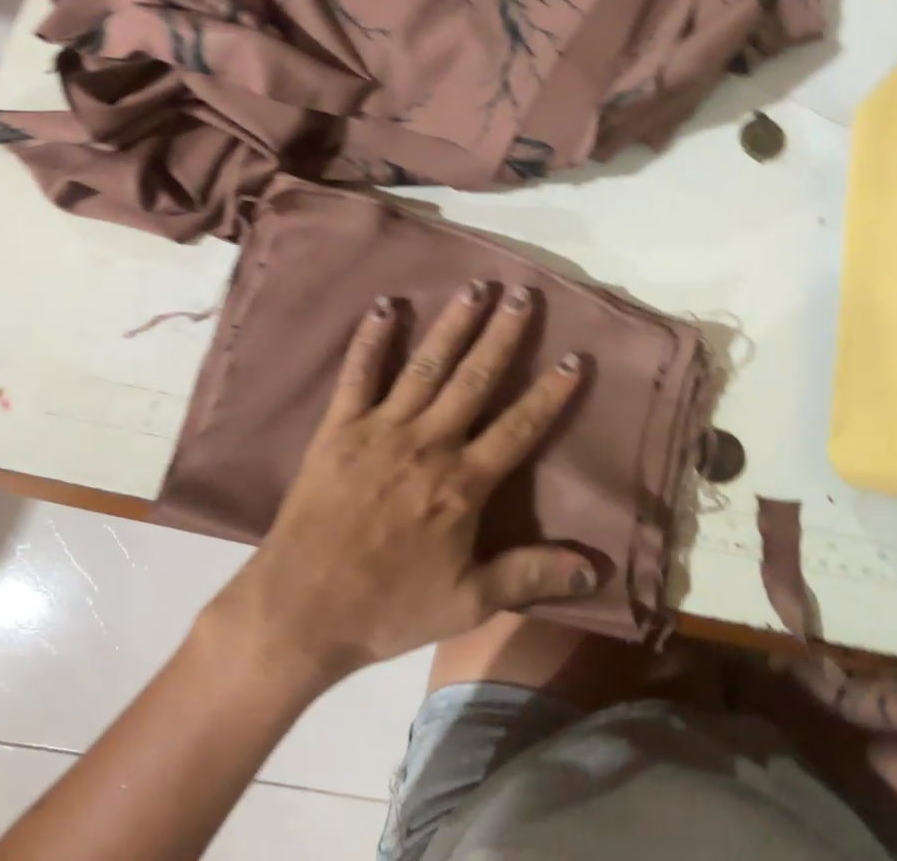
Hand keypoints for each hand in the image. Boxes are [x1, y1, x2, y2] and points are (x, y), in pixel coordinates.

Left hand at [220, 282, 597, 679]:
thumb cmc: (389, 608)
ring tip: (476, 286)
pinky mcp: (338, 430)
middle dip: (503, 335)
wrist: (300, 610)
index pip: (518, 427)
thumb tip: (596, 570)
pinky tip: (385, 306)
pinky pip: (358, 375)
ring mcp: (380, 431)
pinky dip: (371, 339)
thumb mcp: (468, 602)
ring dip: (452, 324)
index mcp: (462, 484)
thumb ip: (531, 575)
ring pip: (426, 366)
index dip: (550, 393)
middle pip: (474, 379)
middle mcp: (427, 444)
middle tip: (523, 293)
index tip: (574, 358)